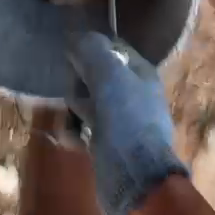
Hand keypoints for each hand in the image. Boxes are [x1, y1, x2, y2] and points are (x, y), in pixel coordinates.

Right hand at [65, 31, 188, 214]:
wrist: (136, 177)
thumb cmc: (126, 119)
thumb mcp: (109, 74)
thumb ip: (92, 50)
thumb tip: (77, 37)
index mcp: (140, 73)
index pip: (112, 49)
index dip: (91, 50)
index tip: (74, 58)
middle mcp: (133, 94)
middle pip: (94, 76)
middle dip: (79, 84)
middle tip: (78, 95)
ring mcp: (121, 122)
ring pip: (86, 103)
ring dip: (74, 110)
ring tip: (74, 121)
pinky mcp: (108, 146)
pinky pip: (84, 129)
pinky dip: (75, 133)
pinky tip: (73, 140)